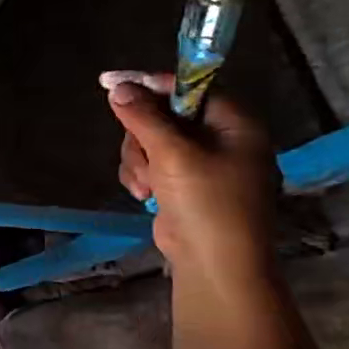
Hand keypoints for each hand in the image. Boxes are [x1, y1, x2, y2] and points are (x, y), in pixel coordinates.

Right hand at [99, 70, 277, 273]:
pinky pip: (150, 164)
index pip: (189, 87)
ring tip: (146, 184)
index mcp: (234, 124)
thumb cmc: (205, 202)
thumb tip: (118, 87)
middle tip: (142, 153)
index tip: (114, 83)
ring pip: (150, 141)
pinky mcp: (183, 185)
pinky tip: (144, 194)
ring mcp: (202, 164)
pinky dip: (142, 176)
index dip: (152, 85)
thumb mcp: (172, 154)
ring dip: (139, 160)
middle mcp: (221, 139)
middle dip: (142, 136)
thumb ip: (143, 116)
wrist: (214, 265)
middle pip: (164, 115)